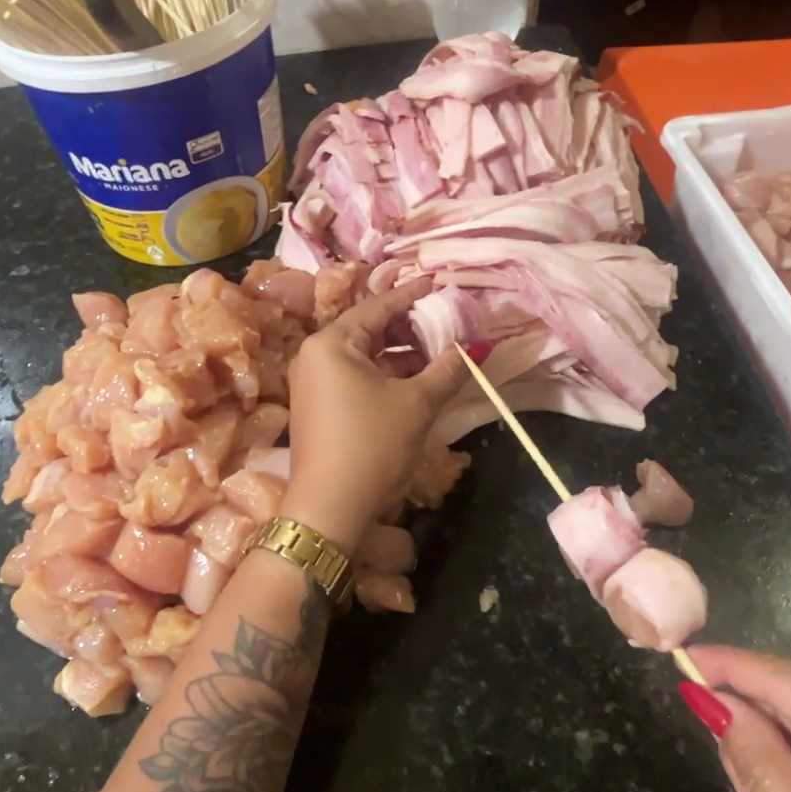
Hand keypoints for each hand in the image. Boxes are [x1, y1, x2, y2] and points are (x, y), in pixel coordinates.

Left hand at [280, 279, 468, 553]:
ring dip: (401, 355)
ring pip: (364, 357)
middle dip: (409, 328)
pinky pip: (355, 378)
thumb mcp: (417, 404)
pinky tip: (417, 383)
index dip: (411, 295)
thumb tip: (478, 346)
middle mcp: (315, 356)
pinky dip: (385, 376)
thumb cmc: (372, 445)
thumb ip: (448, 369)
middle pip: (368, 329)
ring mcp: (313, 384)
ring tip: (440, 355)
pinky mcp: (319, 408)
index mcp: (331, 343)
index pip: (377, 307)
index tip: (437, 283)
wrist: (330, 508)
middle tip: (445, 325)